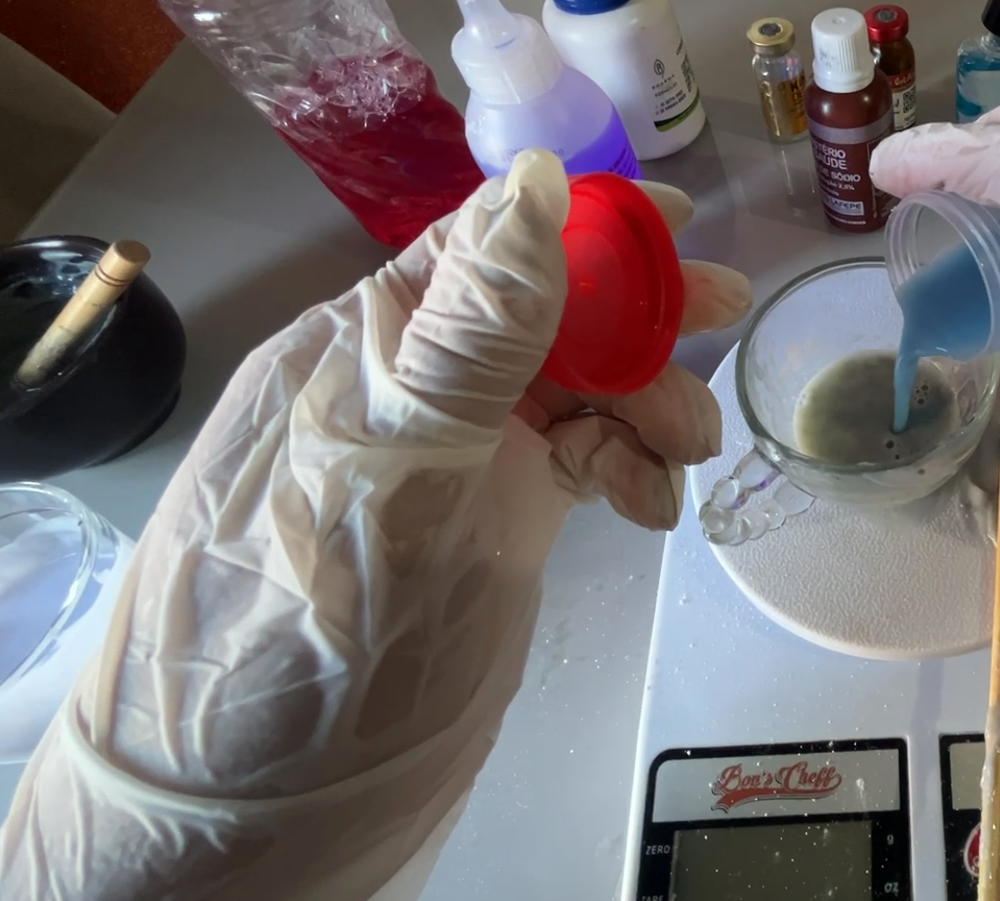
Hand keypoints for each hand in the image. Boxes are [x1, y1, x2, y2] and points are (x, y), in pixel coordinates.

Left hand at [0, 150, 748, 897]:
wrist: (271, 815)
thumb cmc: (326, 630)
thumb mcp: (407, 462)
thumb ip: (477, 328)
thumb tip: (536, 183)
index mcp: (382, 346)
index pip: (490, 244)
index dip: (585, 219)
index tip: (677, 218)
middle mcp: (429, 386)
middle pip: (561, 314)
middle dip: (644, 317)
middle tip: (728, 315)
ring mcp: (474, 451)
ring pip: (590, 389)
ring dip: (651, 407)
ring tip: (687, 455)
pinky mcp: (509, 507)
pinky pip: (593, 456)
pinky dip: (634, 469)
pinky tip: (652, 508)